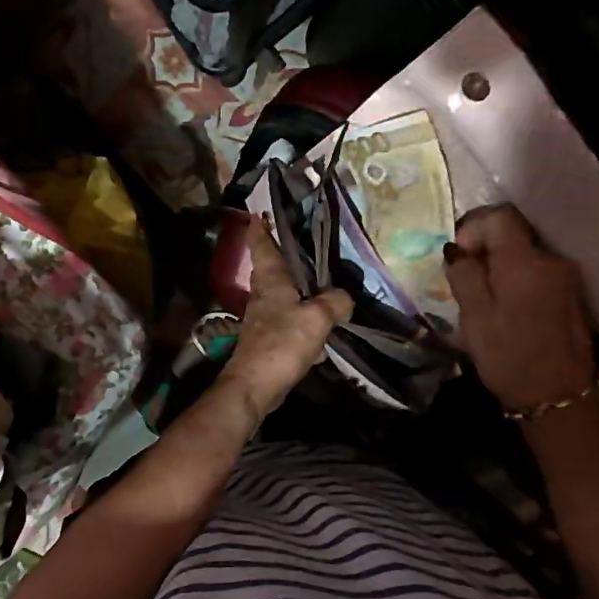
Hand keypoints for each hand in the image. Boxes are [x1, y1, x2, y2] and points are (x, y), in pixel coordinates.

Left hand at [221, 221, 353, 419]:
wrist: (255, 385)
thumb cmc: (281, 344)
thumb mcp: (317, 318)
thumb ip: (335, 302)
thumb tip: (344, 299)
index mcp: (270, 282)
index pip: (263, 247)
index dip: (260, 230)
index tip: (257, 213)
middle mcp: (263, 296)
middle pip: (270, 270)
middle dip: (279, 256)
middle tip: (297, 243)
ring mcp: (262, 320)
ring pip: (279, 296)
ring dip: (293, 288)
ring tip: (316, 281)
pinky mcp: (267, 341)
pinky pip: (287, 321)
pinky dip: (300, 317)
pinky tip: (318, 326)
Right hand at [444, 205, 597, 413]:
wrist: (558, 392)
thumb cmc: (508, 354)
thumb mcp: (474, 315)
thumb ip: (464, 275)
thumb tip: (457, 251)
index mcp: (524, 262)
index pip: (500, 217)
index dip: (472, 227)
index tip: (456, 257)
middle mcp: (550, 259)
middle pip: (511, 234)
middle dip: (481, 250)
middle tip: (459, 281)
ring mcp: (563, 276)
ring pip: (520, 255)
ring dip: (494, 268)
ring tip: (476, 299)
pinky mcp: (567, 294)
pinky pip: (532, 273)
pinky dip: (510, 281)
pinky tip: (498, 309)